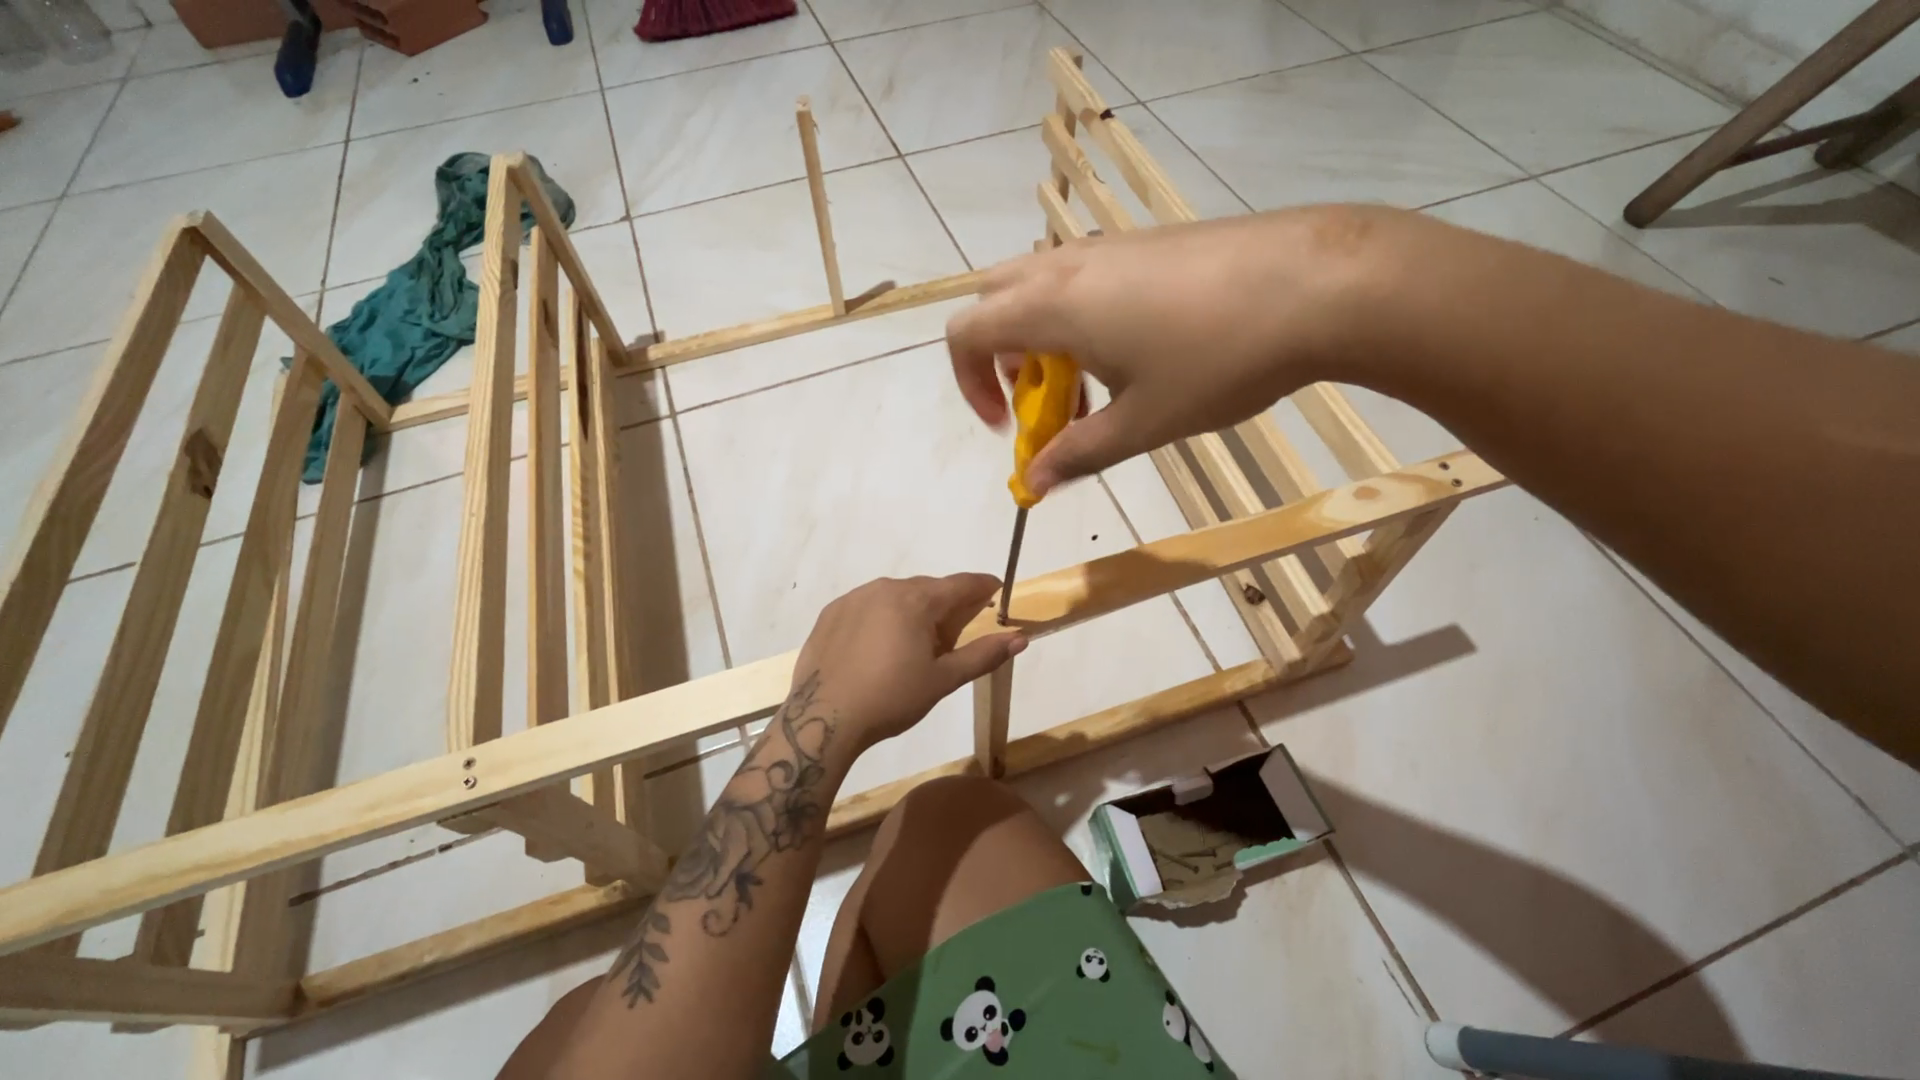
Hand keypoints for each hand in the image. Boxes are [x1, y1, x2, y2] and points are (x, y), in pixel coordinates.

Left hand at [794, 574, 1025, 746]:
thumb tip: (1020, 638)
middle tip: (952, 639)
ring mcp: (852, 598)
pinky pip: (866, 607)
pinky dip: (881, 620)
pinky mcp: (829, 614)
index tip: (998, 593)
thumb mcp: (943, 680)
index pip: (961, 584)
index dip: (983, 587)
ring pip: (895, 597)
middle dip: (946, 607)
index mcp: (916, 600)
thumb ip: (983, 655)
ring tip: (913, 649)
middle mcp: (884, 588)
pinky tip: (878, 650)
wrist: (823, 719)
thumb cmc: (891, 699)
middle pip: (927, 589)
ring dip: (911, 612)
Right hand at [945, 206, 1387, 496]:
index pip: (966, 333)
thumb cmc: (1216, 361)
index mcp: (1051, 306)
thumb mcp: (1142, 423)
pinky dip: (1082, 317)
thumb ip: (1078, 452)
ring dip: (1045, 340)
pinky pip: (1086, 278)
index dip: (970, 385)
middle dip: (1002, 358)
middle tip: (1045, 400)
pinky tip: (1143, 352)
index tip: (1011, 427)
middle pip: (996, 301)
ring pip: (1043, 288)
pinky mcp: (1149, 241)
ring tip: (1099, 385)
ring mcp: (1110, 246)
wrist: (1317, 282)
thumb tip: (1034, 484)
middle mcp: (1067, 265)